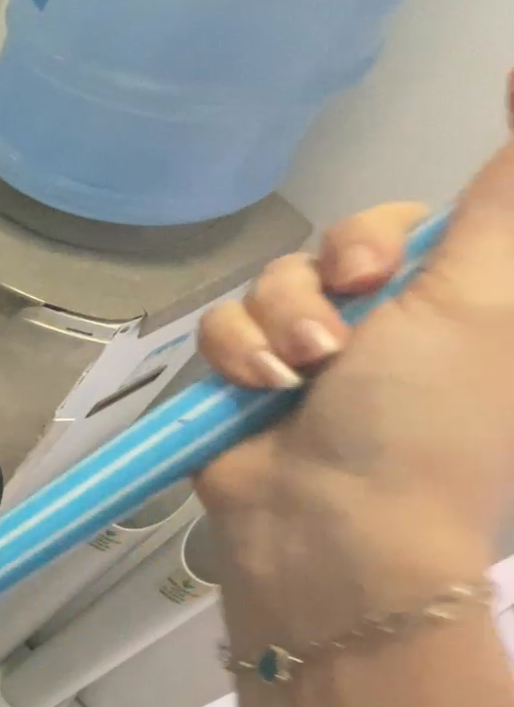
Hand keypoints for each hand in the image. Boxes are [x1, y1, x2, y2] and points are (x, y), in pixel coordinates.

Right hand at [195, 118, 513, 648]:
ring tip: (293, 372)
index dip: (375, 234)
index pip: (407, 221)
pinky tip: (256, 385)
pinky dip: (234, 353)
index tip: (376, 267)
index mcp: (460, 294)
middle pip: (327, 246)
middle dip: (317, 280)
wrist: (325, 515)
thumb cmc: (431, 413)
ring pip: (266, 287)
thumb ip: (511, 191)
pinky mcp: (248, 373)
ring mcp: (311, 349)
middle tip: (339, 320)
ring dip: (272, 325)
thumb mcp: (491, 289)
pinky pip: (221, 328)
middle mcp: (386, 317)